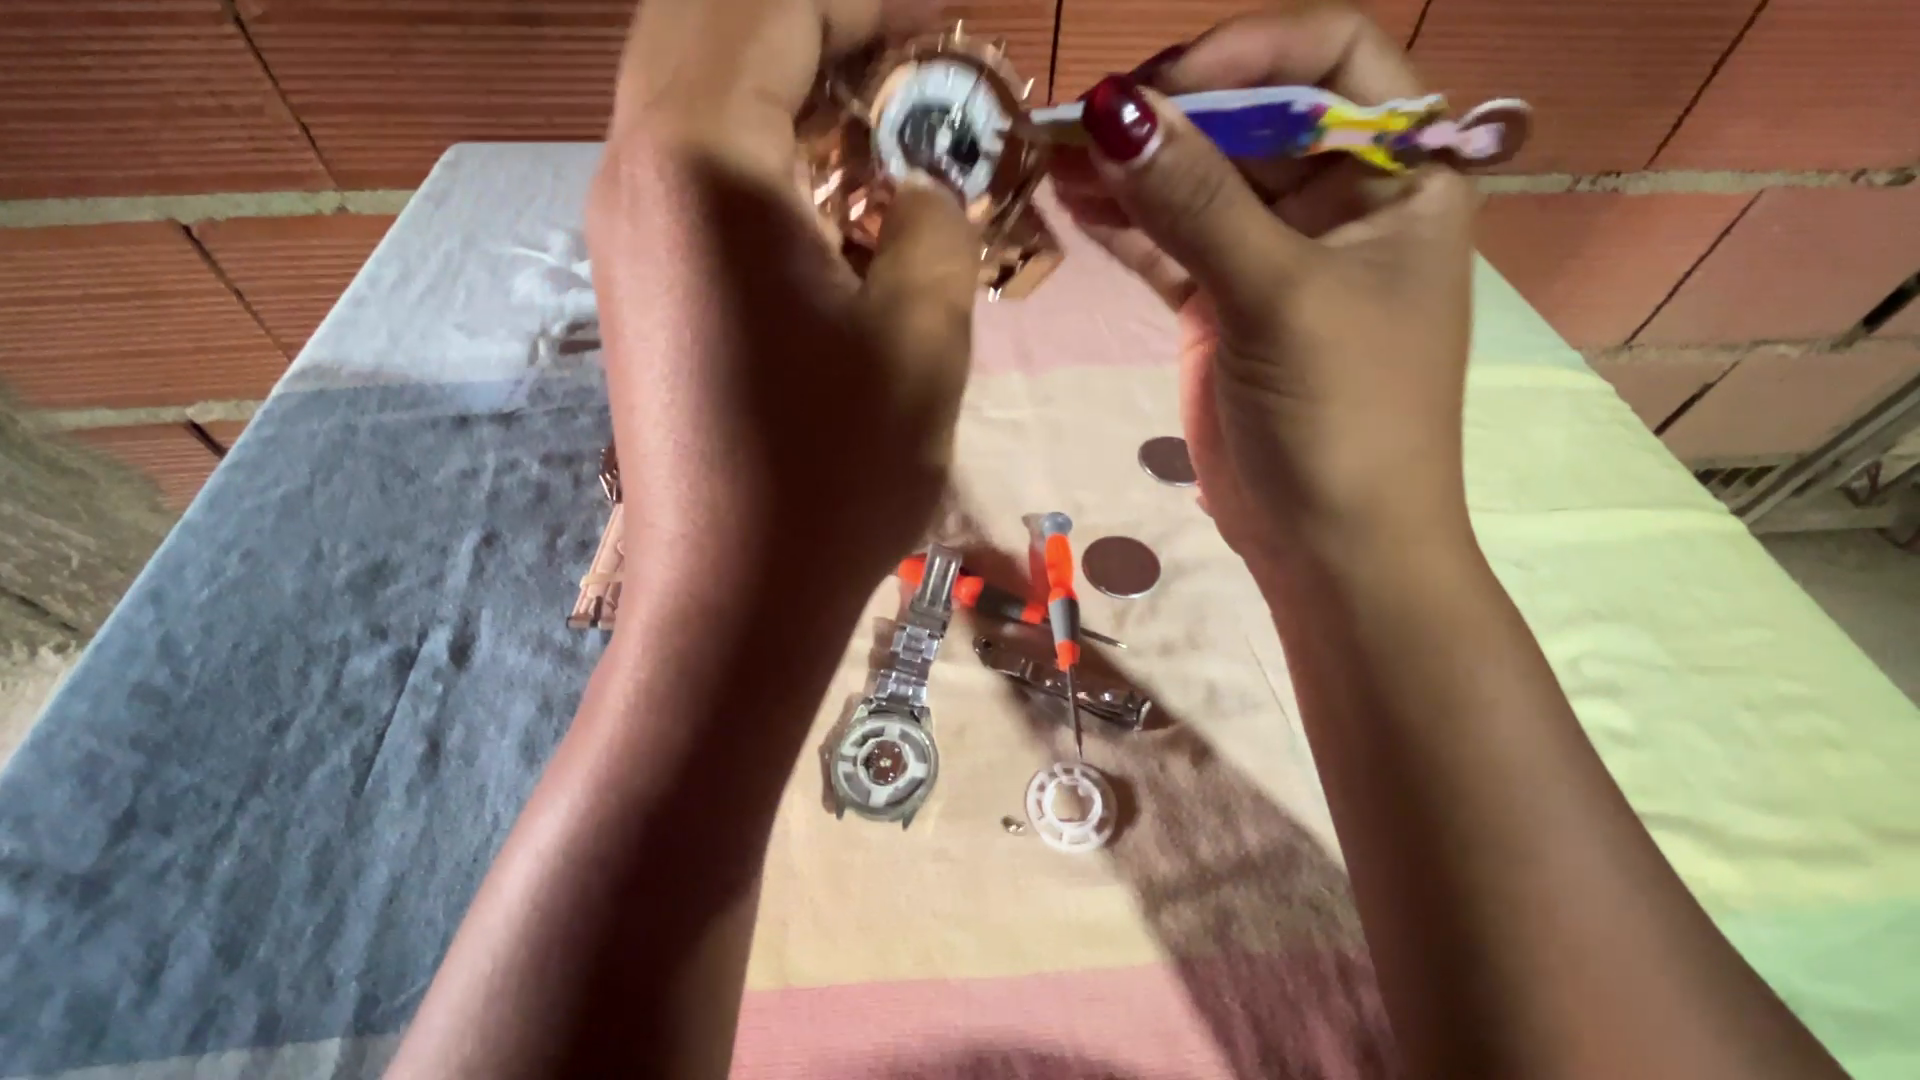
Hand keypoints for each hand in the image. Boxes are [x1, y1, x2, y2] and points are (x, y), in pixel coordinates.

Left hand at [585, 0, 978, 606]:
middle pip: (706, 22)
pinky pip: (682, 163)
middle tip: (901, 72)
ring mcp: (620, 229)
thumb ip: (936, 221)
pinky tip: (821, 200)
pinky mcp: (633, 282)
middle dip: (811, 24)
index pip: (771, 4)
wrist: (736, 595)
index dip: (864, 3)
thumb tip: (920, 191)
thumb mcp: (926, 335)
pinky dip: (751, 143)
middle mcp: (636, 170)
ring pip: (686, 89)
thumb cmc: (836, 473)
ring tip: (870, 129)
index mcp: (705, 159)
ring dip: (778, 81)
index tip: (940, 35)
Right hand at [1050, 6, 1479, 574]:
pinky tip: (1071, 201)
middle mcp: (1340, 201)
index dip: (1251, 48)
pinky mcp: (1223, 306)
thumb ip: (1196, 202)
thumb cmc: (1342, 415)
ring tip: (1053, 155)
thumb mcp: (1277, 296)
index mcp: (1400, 176)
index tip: (1164, 81)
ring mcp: (1275, 256)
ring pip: (1198, 185)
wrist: (1332, 545)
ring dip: (1132, 169)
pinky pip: (1170, 244)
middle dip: (1167, 115)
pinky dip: (1125, 224)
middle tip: (1081, 120)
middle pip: (1250, 119)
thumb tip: (1111, 111)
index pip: (1334, 59)